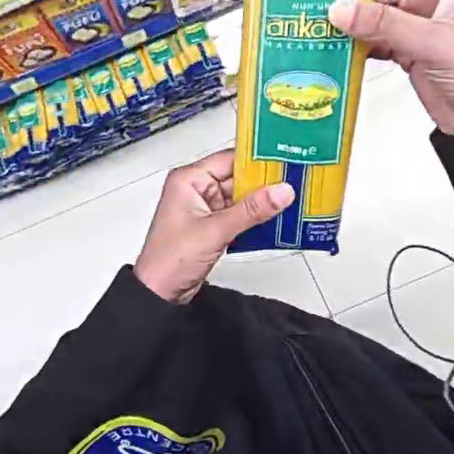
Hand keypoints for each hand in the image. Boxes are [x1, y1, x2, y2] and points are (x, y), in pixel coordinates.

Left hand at [134, 151, 294, 302]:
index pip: (229, 159)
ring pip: (241, 197)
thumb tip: (280, 191)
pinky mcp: (212, 226)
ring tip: (290, 198)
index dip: (257, 159)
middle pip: (238, 177)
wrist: (159, 294)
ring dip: (262, 201)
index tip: (284, 158)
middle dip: (264, 182)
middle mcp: (196, 190)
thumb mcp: (216, 230)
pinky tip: (275, 218)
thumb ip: (251, 210)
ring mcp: (205, 209)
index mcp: (189, 180)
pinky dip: (255, 217)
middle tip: (294, 180)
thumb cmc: (169, 260)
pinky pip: (239, 214)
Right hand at [328, 0, 453, 134]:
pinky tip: (331, 45)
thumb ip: (385, 24)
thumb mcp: (435, 42)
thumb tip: (339, 8)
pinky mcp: (407, 52)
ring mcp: (416, 25)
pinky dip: (354, 44)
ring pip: (372, 14)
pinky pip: (374, 40)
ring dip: (347, 19)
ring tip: (310, 17)